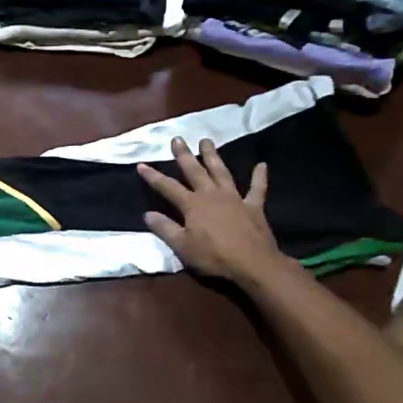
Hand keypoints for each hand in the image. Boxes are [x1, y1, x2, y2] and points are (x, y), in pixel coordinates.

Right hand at [137, 138, 285, 282]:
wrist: (252, 263)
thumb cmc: (214, 256)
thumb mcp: (182, 247)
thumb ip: (165, 229)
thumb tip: (148, 214)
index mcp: (192, 205)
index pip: (168, 187)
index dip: (153, 176)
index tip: (141, 164)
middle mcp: (211, 195)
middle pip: (195, 171)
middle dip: (184, 155)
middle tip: (177, 139)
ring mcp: (234, 198)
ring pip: (221, 172)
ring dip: (213, 156)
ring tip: (206, 141)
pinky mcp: (253, 206)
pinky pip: (257, 188)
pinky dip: (259, 177)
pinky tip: (262, 165)